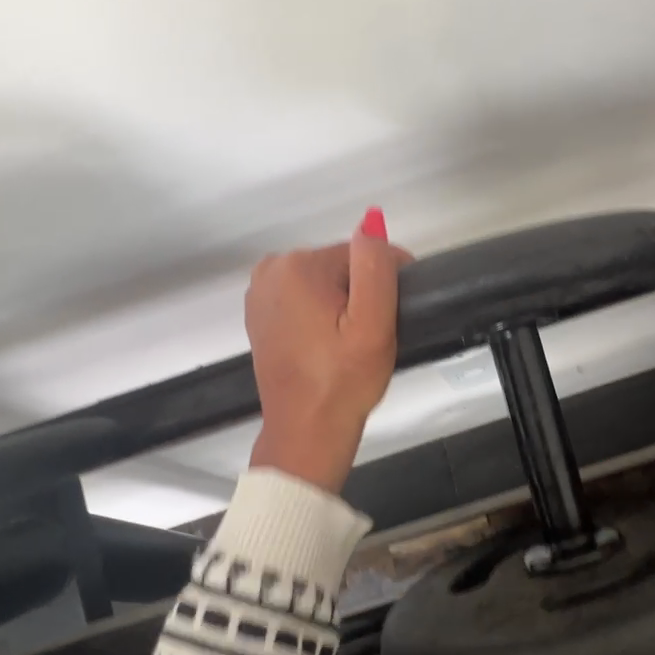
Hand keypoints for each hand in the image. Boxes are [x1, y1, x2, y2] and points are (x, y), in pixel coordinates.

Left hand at [246, 209, 410, 492]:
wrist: (306, 430)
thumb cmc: (344, 381)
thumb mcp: (374, 323)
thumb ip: (375, 267)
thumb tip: (371, 224)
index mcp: (299, 267)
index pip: (363, 253)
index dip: (386, 282)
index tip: (394, 315)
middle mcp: (272, 270)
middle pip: (341, 266)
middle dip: (361, 294)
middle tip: (369, 336)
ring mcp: (261, 293)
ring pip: (325, 282)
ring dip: (342, 306)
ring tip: (348, 344)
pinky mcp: (261, 314)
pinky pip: (305, 299)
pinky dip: (321, 315)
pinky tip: (328, 345)